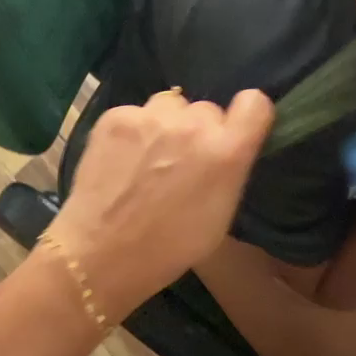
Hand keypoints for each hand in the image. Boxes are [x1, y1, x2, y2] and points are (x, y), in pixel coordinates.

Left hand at [47, 89, 273, 316]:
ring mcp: (151, 115)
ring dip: (167, 124)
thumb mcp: (220, 215)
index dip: (247, 114)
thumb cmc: (169, 247)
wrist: (100, 253)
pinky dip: (134, 130)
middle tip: (182, 161)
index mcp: (225, 152)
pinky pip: (137, 112)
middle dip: (200, 130)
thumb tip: (227, 143)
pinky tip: (123, 157)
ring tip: (150, 157)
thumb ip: (229, 167)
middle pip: (208, 109)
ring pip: (171, 105)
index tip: (237, 127)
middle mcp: (192, 124)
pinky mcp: (117, 114)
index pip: (255, 103)